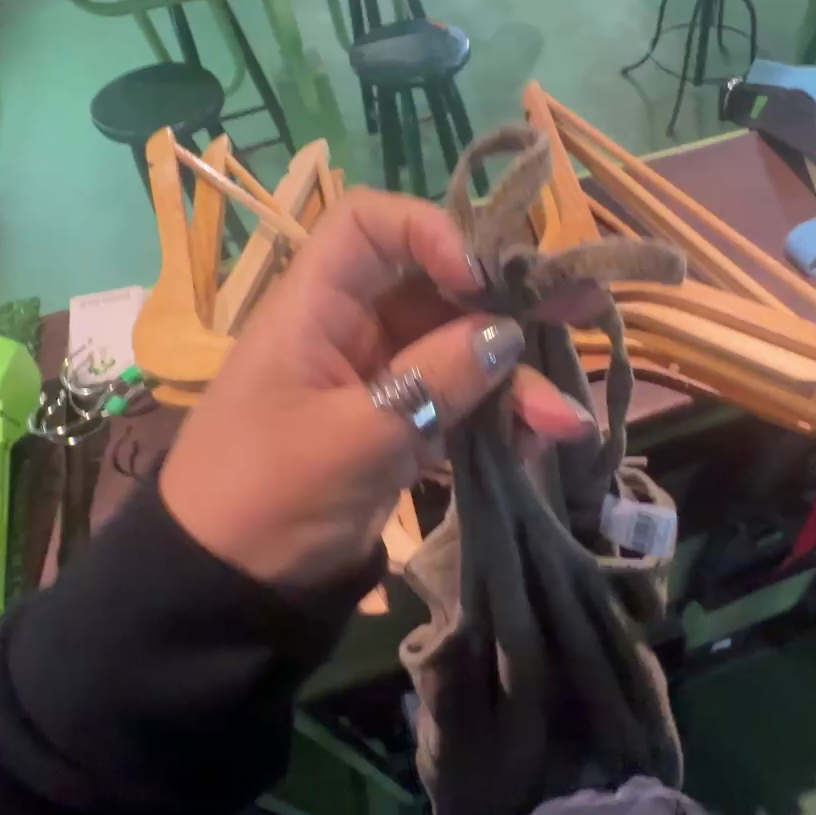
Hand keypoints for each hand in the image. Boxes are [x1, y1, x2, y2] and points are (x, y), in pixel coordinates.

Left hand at [160, 190, 593, 588]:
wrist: (233, 587)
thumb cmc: (268, 496)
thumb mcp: (353, 437)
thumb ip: (433, 381)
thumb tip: (506, 333)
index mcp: (316, 309)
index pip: (371, 227)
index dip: (430, 233)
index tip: (480, 278)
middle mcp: (353, 330)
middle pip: (437, 289)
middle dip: (508, 299)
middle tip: (581, 303)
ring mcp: (383, 380)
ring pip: (461, 353)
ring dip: (516, 381)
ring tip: (565, 419)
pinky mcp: (403, 425)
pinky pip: (462, 404)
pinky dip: (499, 421)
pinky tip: (538, 443)